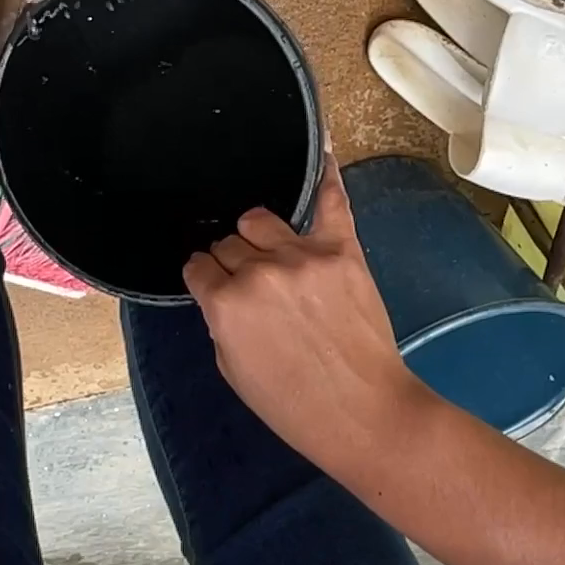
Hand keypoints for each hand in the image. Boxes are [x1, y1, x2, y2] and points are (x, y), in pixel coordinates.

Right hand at [184, 151, 431, 472]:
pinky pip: (330, 200)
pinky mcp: (341, 249)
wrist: (366, 415)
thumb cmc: (294, 405)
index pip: (197, 266)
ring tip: (275, 255)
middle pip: (229, 242)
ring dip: (259, 235)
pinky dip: (324, 175)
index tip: (215, 286)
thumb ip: (218, 319)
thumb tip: (219, 287)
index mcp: (225, 305)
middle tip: (254, 287)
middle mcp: (258, 272)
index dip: (205, 278)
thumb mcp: (232, 370)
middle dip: (233, 261)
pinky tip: (319, 149)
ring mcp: (302, 256)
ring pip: (258, 218)